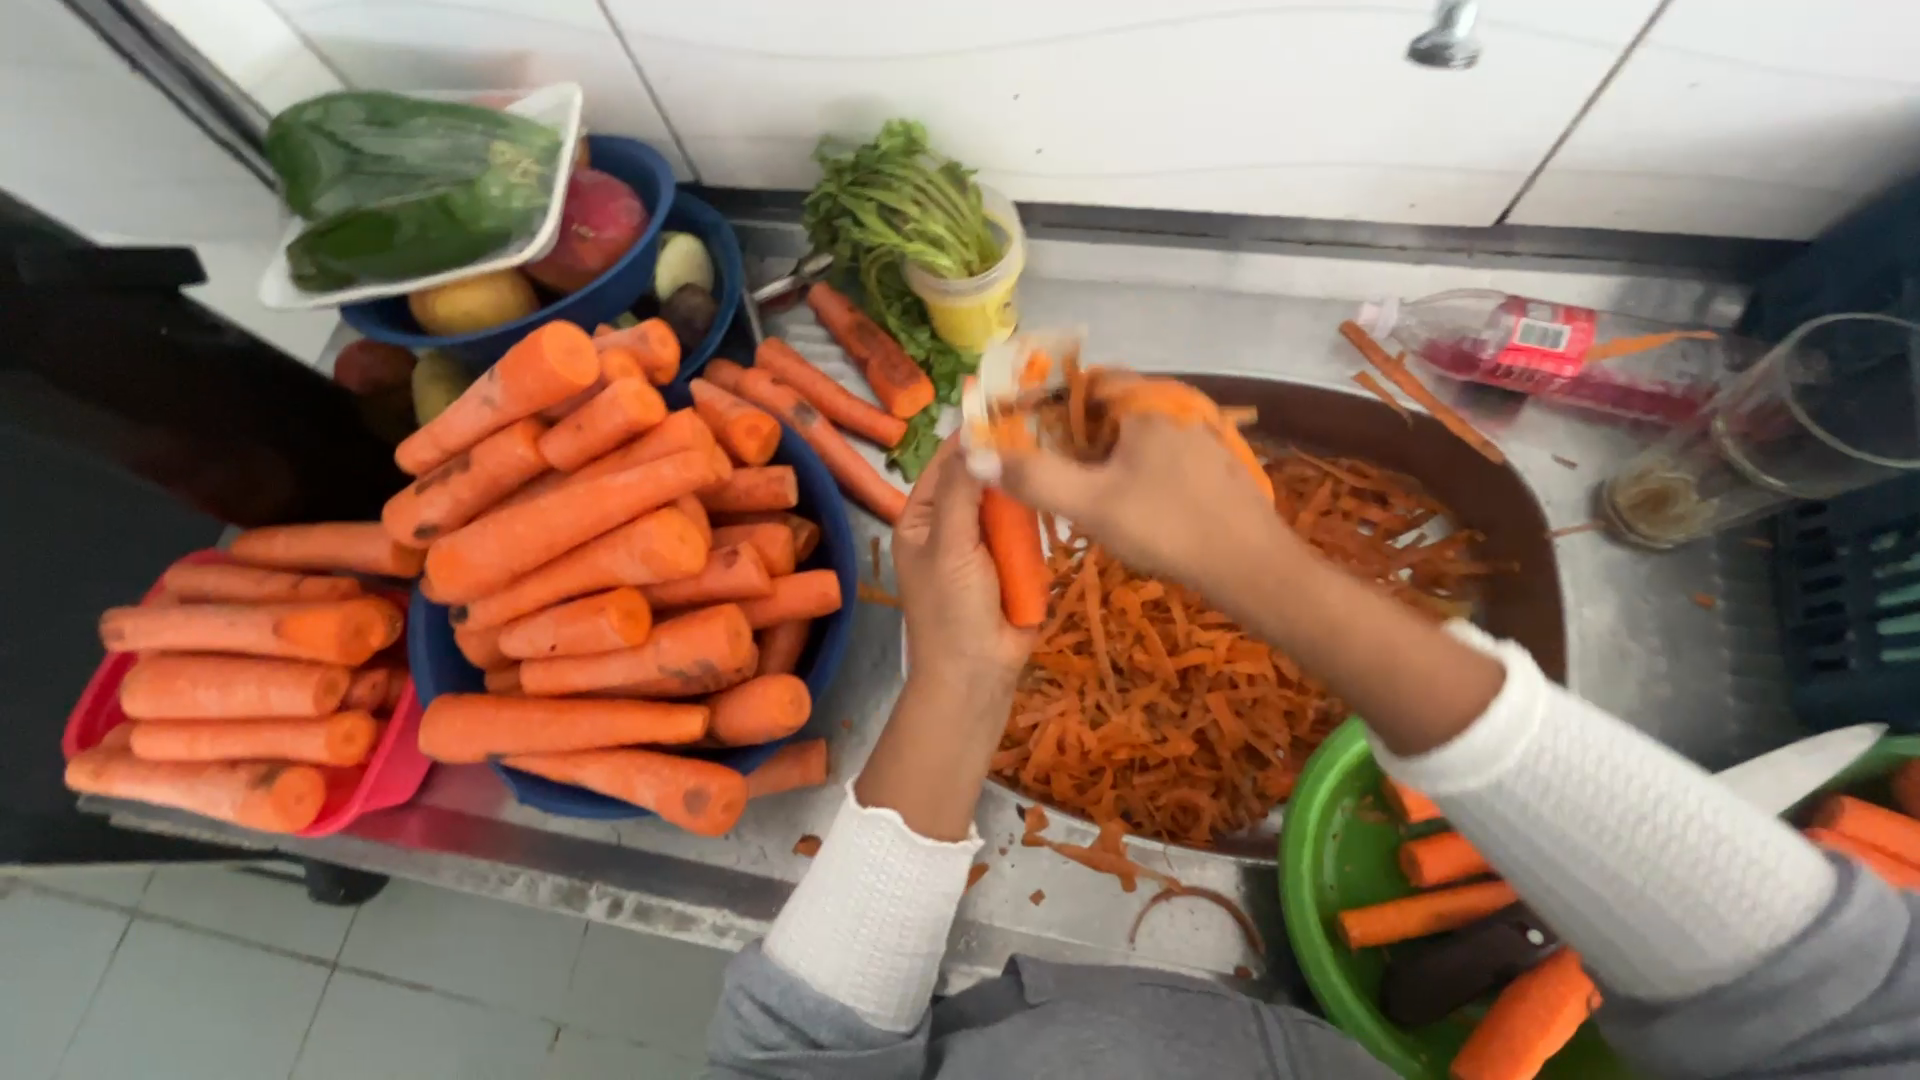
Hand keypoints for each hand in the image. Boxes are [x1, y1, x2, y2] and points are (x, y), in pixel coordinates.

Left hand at [893, 436, 1035, 705]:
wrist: (978, 673)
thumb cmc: (951, 609)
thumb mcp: (950, 546)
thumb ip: (962, 491)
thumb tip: (975, 437)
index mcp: (922, 517)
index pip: (947, 464)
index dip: (973, 438)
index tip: (1005, 406)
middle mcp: (952, 523)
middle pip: (982, 478)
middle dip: (1006, 460)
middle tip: (1043, 423)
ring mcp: (985, 542)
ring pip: (1009, 501)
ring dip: (1026, 486)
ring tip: (1056, 448)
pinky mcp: (1015, 560)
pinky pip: (1028, 527)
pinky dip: (1040, 515)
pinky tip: (1060, 490)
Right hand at [997, 414, 1300, 597]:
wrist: (1251, 566)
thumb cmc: (1167, 526)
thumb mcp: (1091, 504)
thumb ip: (1032, 478)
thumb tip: (974, 455)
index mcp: (1145, 402)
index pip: (1086, 382)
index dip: (1049, 403)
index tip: (1023, 434)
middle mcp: (1175, 406)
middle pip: (1109, 407)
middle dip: (1075, 434)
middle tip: (1049, 470)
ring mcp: (1199, 434)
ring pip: (1134, 432)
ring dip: (1103, 454)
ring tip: (1081, 491)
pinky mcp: (1212, 462)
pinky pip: (1157, 452)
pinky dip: (1132, 467)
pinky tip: (1127, 503)